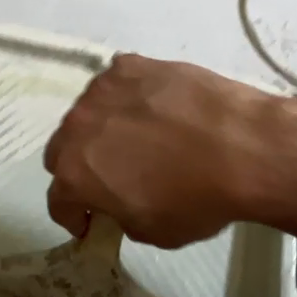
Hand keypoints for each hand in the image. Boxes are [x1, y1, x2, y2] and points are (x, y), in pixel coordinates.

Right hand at [44, 54, 283, 247]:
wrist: (239, 144)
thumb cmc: (196, 198)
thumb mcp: (152, 232)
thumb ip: (118, 214)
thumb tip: (116, 200)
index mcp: (75, 172)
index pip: (58, 200)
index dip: (73, 215)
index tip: (92, 221)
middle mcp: (77, 126)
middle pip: (62, 149)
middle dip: (78, 165)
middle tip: (108, 176)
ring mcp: (101, 88)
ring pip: (88, 112)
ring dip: (101, 127)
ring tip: (137, 136)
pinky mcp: (129, 64)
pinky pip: (116, 84)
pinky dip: (126, 98)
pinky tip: (154, 107)